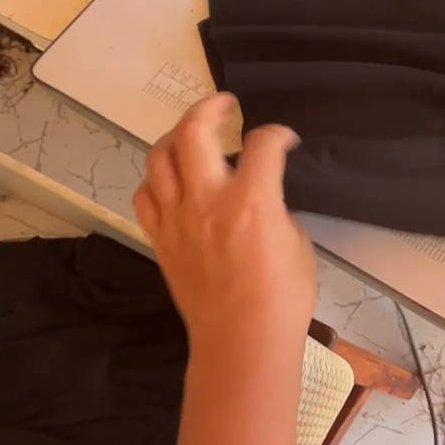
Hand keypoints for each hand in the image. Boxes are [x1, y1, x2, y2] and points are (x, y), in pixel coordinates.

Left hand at [134, 93, 315, 358]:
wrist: (242, 340)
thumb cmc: (283, 298)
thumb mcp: (297, 244)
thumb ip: (276, 211)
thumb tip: (263, 200)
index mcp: (253, 202)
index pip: (264, 146)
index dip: (278, 134)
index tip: (285, 138)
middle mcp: (208, 200)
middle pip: (194, 133)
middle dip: (210, 108)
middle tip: (225, 104)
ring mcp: (177, 218)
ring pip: (160, 157)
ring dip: (175, 137)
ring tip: (191, 134)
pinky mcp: (160, 237)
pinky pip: (146, 193)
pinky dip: (158, 177)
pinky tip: (171, 179)